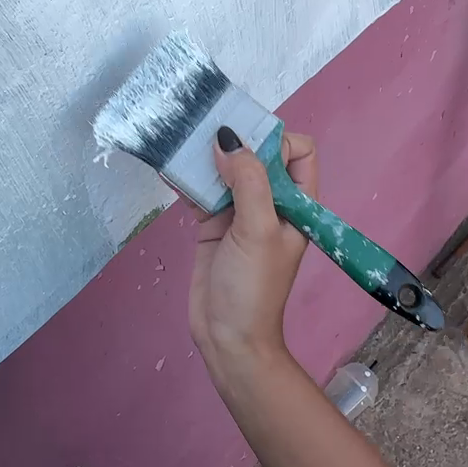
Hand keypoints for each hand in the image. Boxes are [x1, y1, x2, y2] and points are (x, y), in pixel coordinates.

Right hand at [189, 126, 318, 371]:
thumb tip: (227, 139)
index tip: (246, 147)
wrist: (227, 338)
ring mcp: (240, 212)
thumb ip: (248, 182)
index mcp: (297, 202)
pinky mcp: (212, 224)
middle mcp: (271, 201)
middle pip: (258, 154)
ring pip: (227, 169)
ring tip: (182, 138)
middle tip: (206, 128)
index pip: (298, 151)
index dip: (276, 141)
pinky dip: (187, 177)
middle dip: (235, 139)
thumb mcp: (258, 230)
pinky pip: (201, 191)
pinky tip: (170, 165)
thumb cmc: (253, 286)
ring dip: (207, 155)